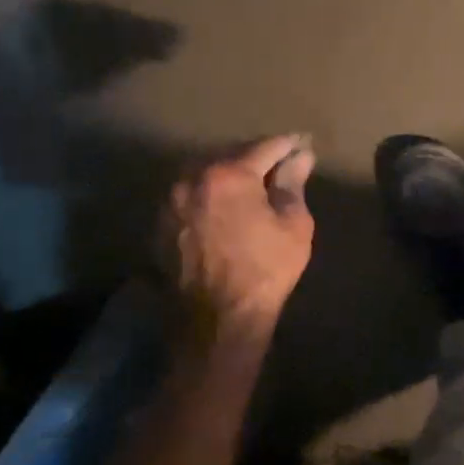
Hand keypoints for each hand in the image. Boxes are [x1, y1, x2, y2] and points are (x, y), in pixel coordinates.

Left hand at [170, 134, 316, 326]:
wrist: (217, 319)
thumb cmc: (265, 270)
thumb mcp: (293, 225)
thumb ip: (293, 184)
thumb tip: (301, 157)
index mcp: (229, 174)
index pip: (265, 146)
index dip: (288, 145)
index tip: (303, 145)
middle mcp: (193, 177)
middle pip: (230, 154)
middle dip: (256, 157)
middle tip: (279, 166)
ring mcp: (171, 200)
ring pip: (205, 172)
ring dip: (229, 174)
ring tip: (251, 187)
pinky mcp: (161, 222)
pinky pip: (190, 194)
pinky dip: (209, 194)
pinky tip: (225, 208)